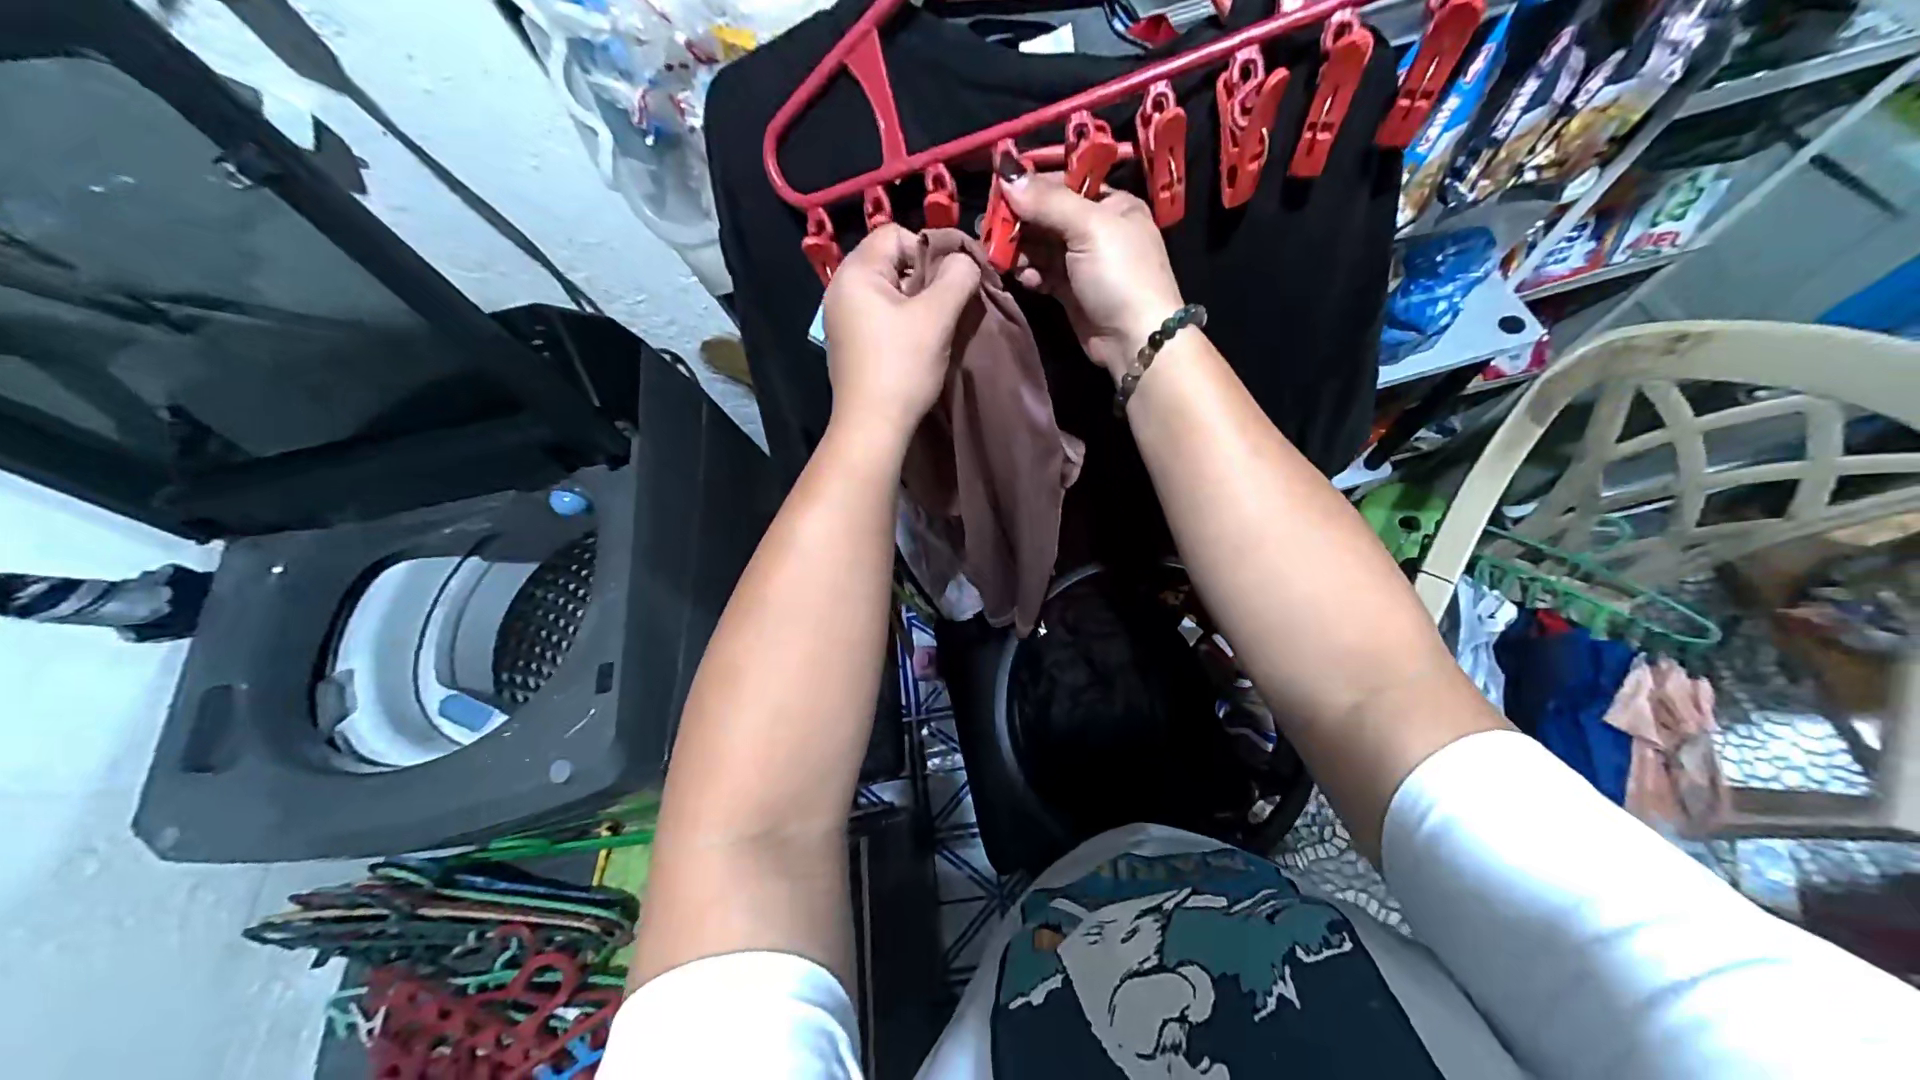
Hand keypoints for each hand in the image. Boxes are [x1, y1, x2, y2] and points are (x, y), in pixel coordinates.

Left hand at [822, 223, 981, 446]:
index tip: (956, 276)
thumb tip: (966, 259)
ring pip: (890, 290)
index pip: (896, 233)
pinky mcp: (850, 342)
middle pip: (892, 260)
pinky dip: (903, 320)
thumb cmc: (902, 367)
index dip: (931, 247)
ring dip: (918, 300)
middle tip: (951, 302)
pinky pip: (881, 315)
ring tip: (939, 324)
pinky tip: (919, 342)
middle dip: (927, 276)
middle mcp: (841, 288)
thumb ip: (957, 276)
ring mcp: (842, 318)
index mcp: (855, 272)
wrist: (871, 427)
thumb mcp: (936, 316)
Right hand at [1001, 171, 1185, 380]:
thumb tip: (1006, 169)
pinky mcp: (1071, 290)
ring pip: (1041, 246)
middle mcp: (1097, 229)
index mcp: (1111, 204)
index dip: (1030, 187)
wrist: (1134, 339)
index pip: (1062, 183)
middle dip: (1019, 222)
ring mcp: (1083, 262)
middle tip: (991, 231)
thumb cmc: (1119, 274)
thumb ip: (1047, 201)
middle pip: (1047, 216)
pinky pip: (1043, 273)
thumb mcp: (1088, 227)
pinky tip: (1025, 279)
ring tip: (1006, 260)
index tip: (999, 193)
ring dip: (1021, 251)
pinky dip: (1031, 274)